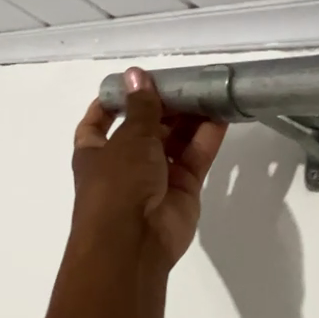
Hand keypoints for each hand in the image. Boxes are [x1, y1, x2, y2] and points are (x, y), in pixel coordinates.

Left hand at [72, 67, 227, 267]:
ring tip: (209, 89)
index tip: (133, 82)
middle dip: (163, 105)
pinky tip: (222, 113)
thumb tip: (137, 74)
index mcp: (95, 152)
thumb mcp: (128, 139)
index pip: (99, 122)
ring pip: (174, 140)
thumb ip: (141, 107)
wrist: (133, 243)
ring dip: (189, 117)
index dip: (113, 102)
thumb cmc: (117, 185)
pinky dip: (207, 136)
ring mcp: (155, 177)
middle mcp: (124, 164)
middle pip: (145, 128)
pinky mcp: (183, 189)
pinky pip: (195, 156)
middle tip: (186, 80)